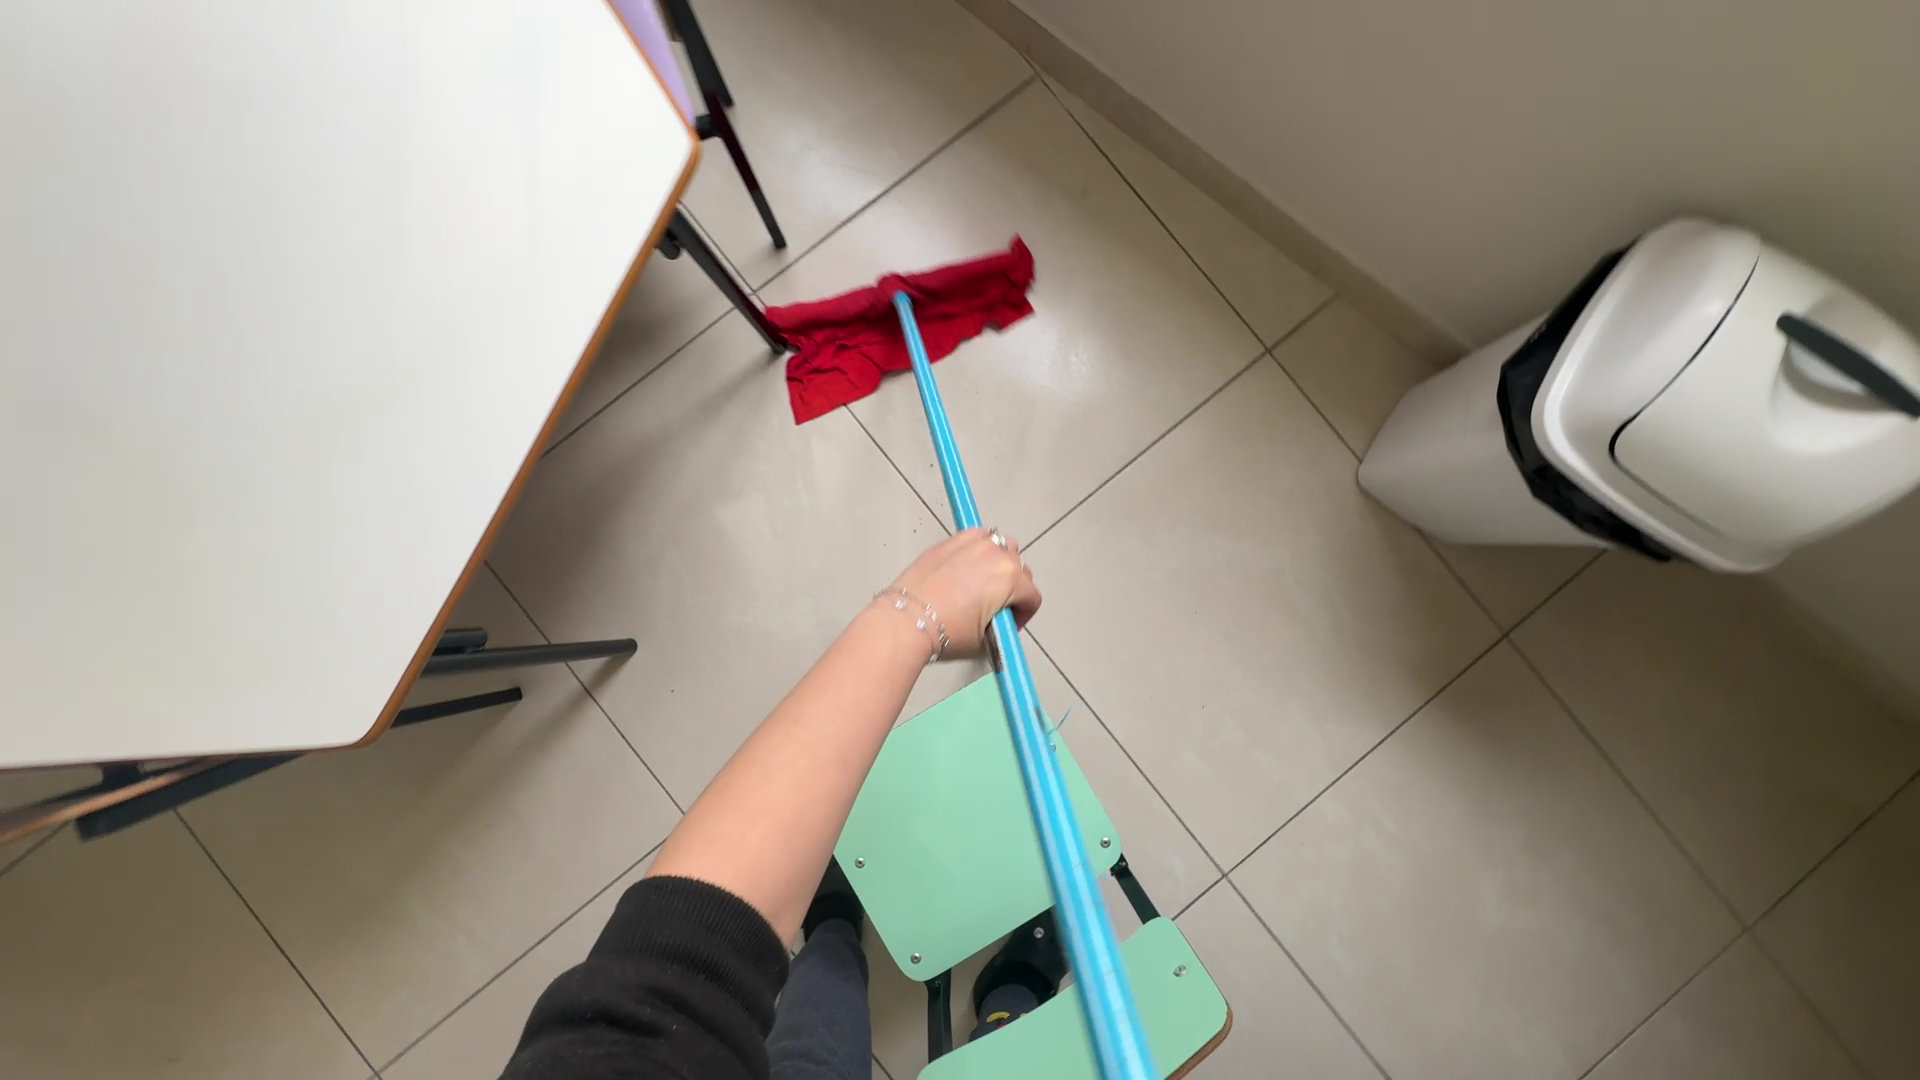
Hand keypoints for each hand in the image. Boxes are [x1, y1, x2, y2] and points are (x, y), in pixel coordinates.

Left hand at [885, 527, 1039, 658]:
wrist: (907, 620)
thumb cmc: (948, 633)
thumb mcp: (985, 640)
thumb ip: (1002, 627)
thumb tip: (999, 623)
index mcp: (1010, 579)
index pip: (1031, 595)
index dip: (1023, 615)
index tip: (1007, 625)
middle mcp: (997, 554)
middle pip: (1019, 568)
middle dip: (1012, 588)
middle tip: (994, 606)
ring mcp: (973, 543)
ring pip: (1000, 546)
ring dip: (999, 562)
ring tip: (981, 583)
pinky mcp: (952, 540)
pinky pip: (977, 537)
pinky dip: (978, 548)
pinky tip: (966, 567)